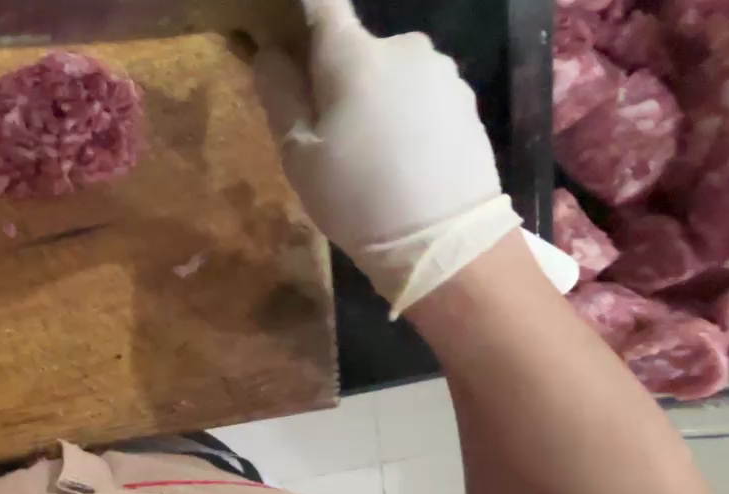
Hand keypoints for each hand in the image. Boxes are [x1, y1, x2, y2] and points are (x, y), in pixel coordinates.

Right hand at [252, 0, 521, 315]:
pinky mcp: (462, 97)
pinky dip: (398, 116)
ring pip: (386, 75)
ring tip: (361, 157)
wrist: (438, 236)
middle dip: (332, 80)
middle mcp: (402, 47)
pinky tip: (394, 160)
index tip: (279, 38)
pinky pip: (415, 95)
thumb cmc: (354, 196)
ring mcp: (439, 70)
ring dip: (367, 101)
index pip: (323, 7)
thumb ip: (280, 97)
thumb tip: (266, 54)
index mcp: (355, 56)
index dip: (296, 16)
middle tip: (319, 136)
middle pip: (353, 50)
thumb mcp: (298, 156)